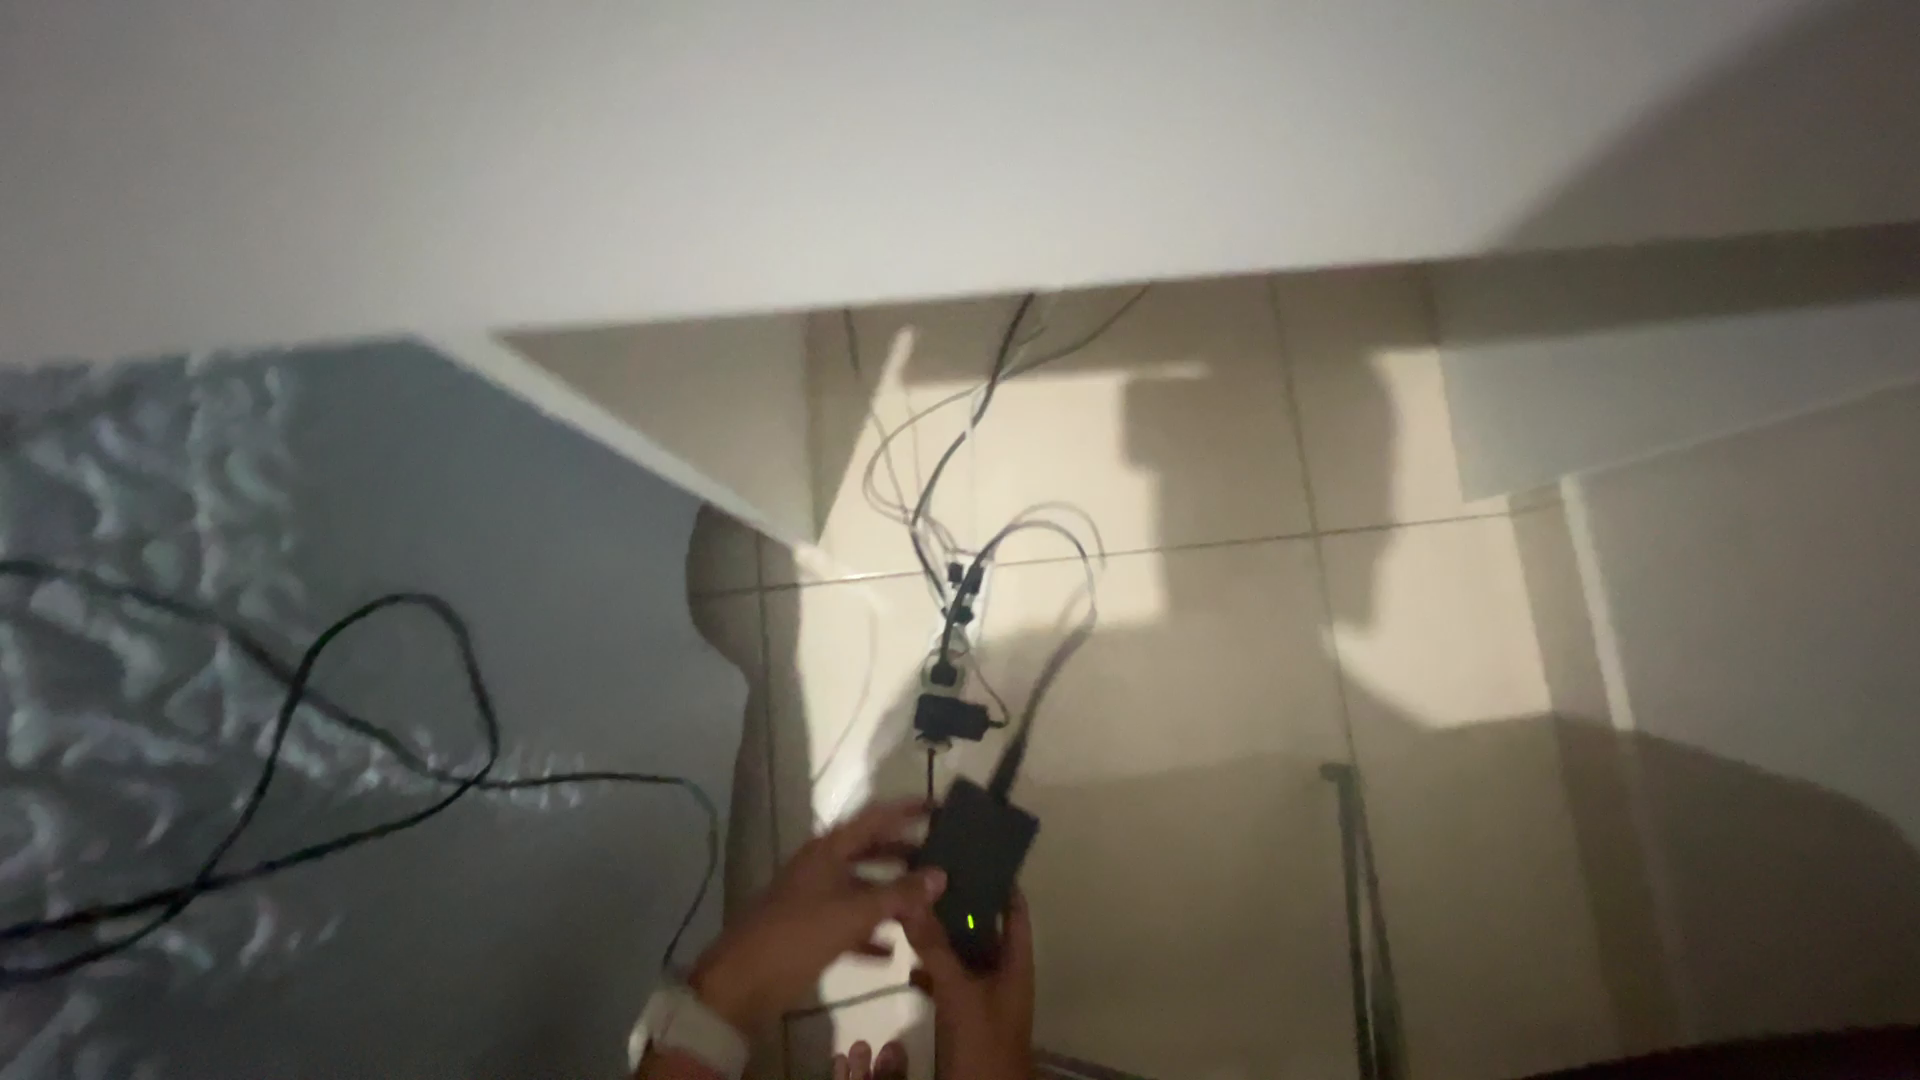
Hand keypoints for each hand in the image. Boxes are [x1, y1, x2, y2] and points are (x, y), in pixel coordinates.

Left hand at [687, 798, 945, 1032]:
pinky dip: (870, 932)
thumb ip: (899, 894)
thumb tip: (941, 875)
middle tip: (938, 856)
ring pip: (860, 888)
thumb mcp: (853, 913)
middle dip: (902, 854)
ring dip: (890, 895)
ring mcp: (814, 898)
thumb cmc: (798, 935)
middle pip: (869, 851)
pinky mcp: (809, 930)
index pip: (874, 818)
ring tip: (924, 904)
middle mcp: (822, 866)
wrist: (740, 984)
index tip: (936, 806)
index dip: (904, 810)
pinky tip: (892, 950)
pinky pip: (848, 922)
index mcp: (829, 850)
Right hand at [900, 889, 1033, 1079]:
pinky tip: (907, 955)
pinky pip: (947, 979)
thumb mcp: (959, 993)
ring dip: (941, 933)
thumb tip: (913, 900)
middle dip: (961, 902)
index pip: (1014, 909)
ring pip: (962, 952)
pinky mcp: (963, 1014)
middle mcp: (1001, 972)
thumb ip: (936, 947)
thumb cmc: (984, 1045)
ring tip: (914, 903)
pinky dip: (930, 966)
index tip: (974, 852)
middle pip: (984, 927)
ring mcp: (982, 994)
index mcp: (1015, 962)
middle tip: (931, 872)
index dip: (1000, 881)